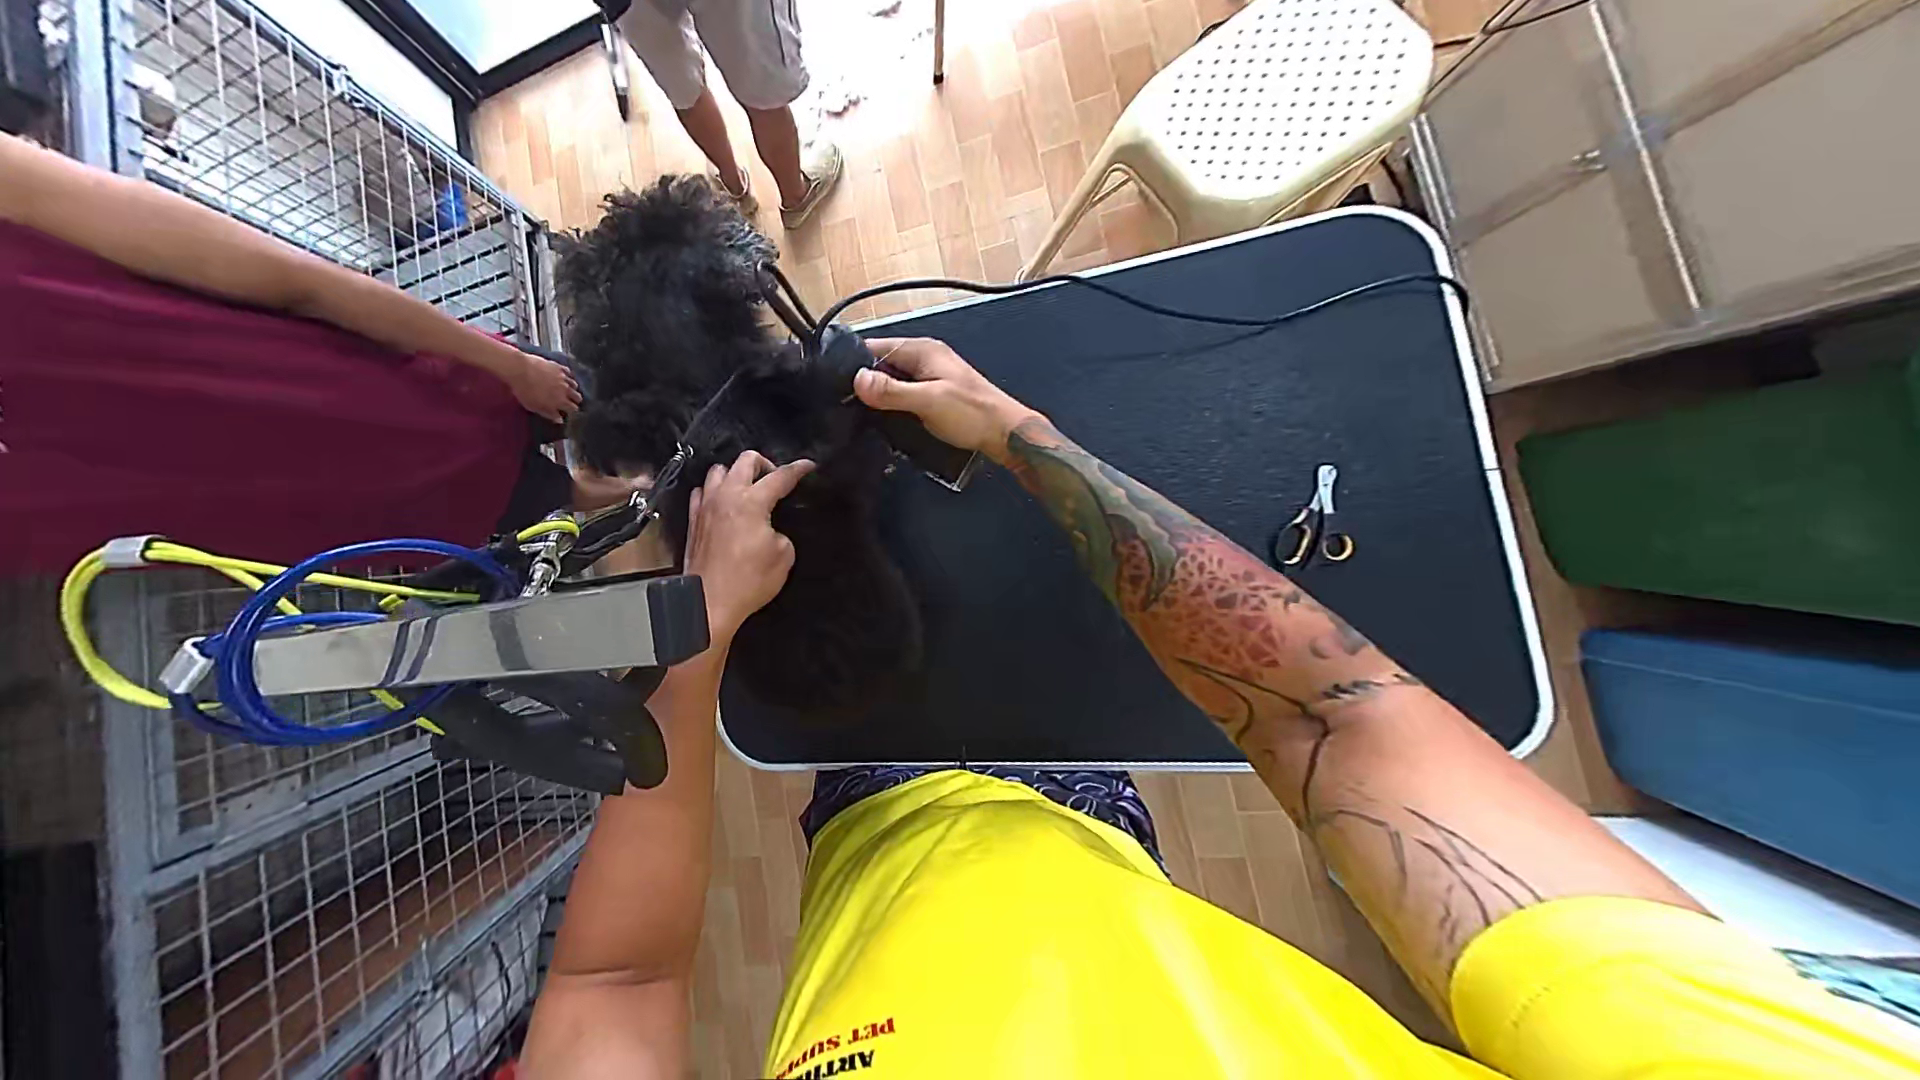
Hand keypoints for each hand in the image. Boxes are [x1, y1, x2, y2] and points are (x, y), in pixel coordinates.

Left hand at [509, 351, 582, 421]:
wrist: (519, 369)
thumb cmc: (524, 390)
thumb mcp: (534, 406)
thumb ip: (549, 414)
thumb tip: (560, 420)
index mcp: (560, 401)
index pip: (573, 409)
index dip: (571, 411)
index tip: (567, 411)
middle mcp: (566, 390)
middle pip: (577, 397)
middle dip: (575, 400)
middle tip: (569, 400)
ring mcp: (563, 378)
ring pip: (575, 385)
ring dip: (572, 388)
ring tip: (567, 388)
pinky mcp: (559, 367)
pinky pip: (568, 372)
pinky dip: (567, 375)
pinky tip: (563, 376)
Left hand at [683, 451, 815, 645]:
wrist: (710, 603)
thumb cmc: (745, 583)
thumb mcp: (784, 556)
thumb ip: (782, 532)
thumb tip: (772, 530)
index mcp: (752, 503)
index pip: (781, 476)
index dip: (799, 469)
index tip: (807, 466)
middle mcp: (726, 498)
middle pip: (745, 460)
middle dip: (766, 464)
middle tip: (776, 478)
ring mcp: (706, 507)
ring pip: (719, 470)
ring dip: (736, 474)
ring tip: (749, 488)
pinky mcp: (694, 522)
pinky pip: (702, 492)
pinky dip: (715, 491)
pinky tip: (724, 503)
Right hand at [851, 338, 1042, 463]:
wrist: (1005, 435)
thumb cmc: (971, 413)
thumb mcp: (928, 400)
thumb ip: (892, 390)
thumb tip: (856, 379)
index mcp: (923, 350)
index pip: (876, 346)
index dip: (853, 362)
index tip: (830, 382)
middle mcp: (923, 359)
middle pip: (881, 365)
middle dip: (862, 381)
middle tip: (836, 403)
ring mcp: (928, 378)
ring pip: (891, 382)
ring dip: (875, 396)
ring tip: (850, 413)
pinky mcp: (932, 397)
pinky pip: (902, 396)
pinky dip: (890, 406)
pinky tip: (877, 420)